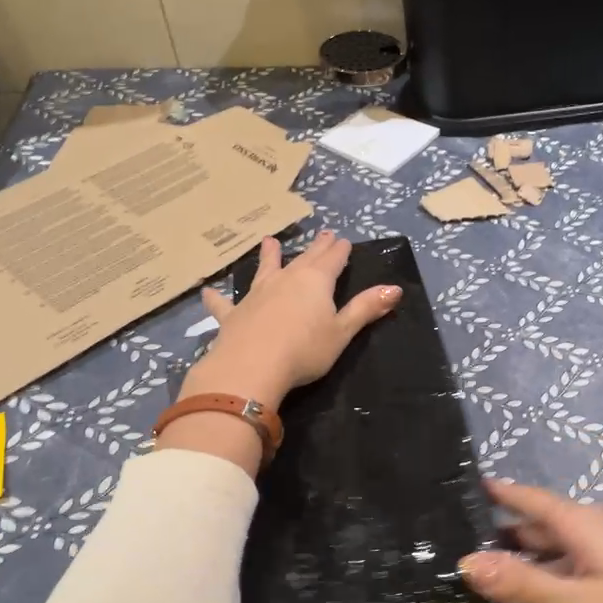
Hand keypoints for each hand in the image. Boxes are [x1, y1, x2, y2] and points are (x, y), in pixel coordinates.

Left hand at [159, 231, 399, 473]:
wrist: (252, 367)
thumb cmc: (305, 350)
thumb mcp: (342, 332)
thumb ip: (366, 309)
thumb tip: (394, 288)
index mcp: (316, 282)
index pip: (332, 260)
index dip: (340, 250)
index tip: (344, 240)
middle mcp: (286, 280)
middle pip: (305, 259)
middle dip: (316, 248)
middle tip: (323, 234)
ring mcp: (257, 294)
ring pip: (266, 270)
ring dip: (269, 256)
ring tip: (269, 241)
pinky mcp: (234, 314)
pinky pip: (224, 303)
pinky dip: (217, 298)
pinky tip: (207, 292)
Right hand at [460, 481, 602, 602]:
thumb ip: (524, 584)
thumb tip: (466, 562)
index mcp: (581, 524)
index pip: (529, 498)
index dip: (499, 491)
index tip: (464, 484)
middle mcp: (594, 528)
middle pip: (540, 520)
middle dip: (504, 525)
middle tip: (458, 535)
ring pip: (557, 543)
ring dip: (525, 551)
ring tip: (486, 563)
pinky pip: (572, 560)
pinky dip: (548, 568)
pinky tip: (536, 588)